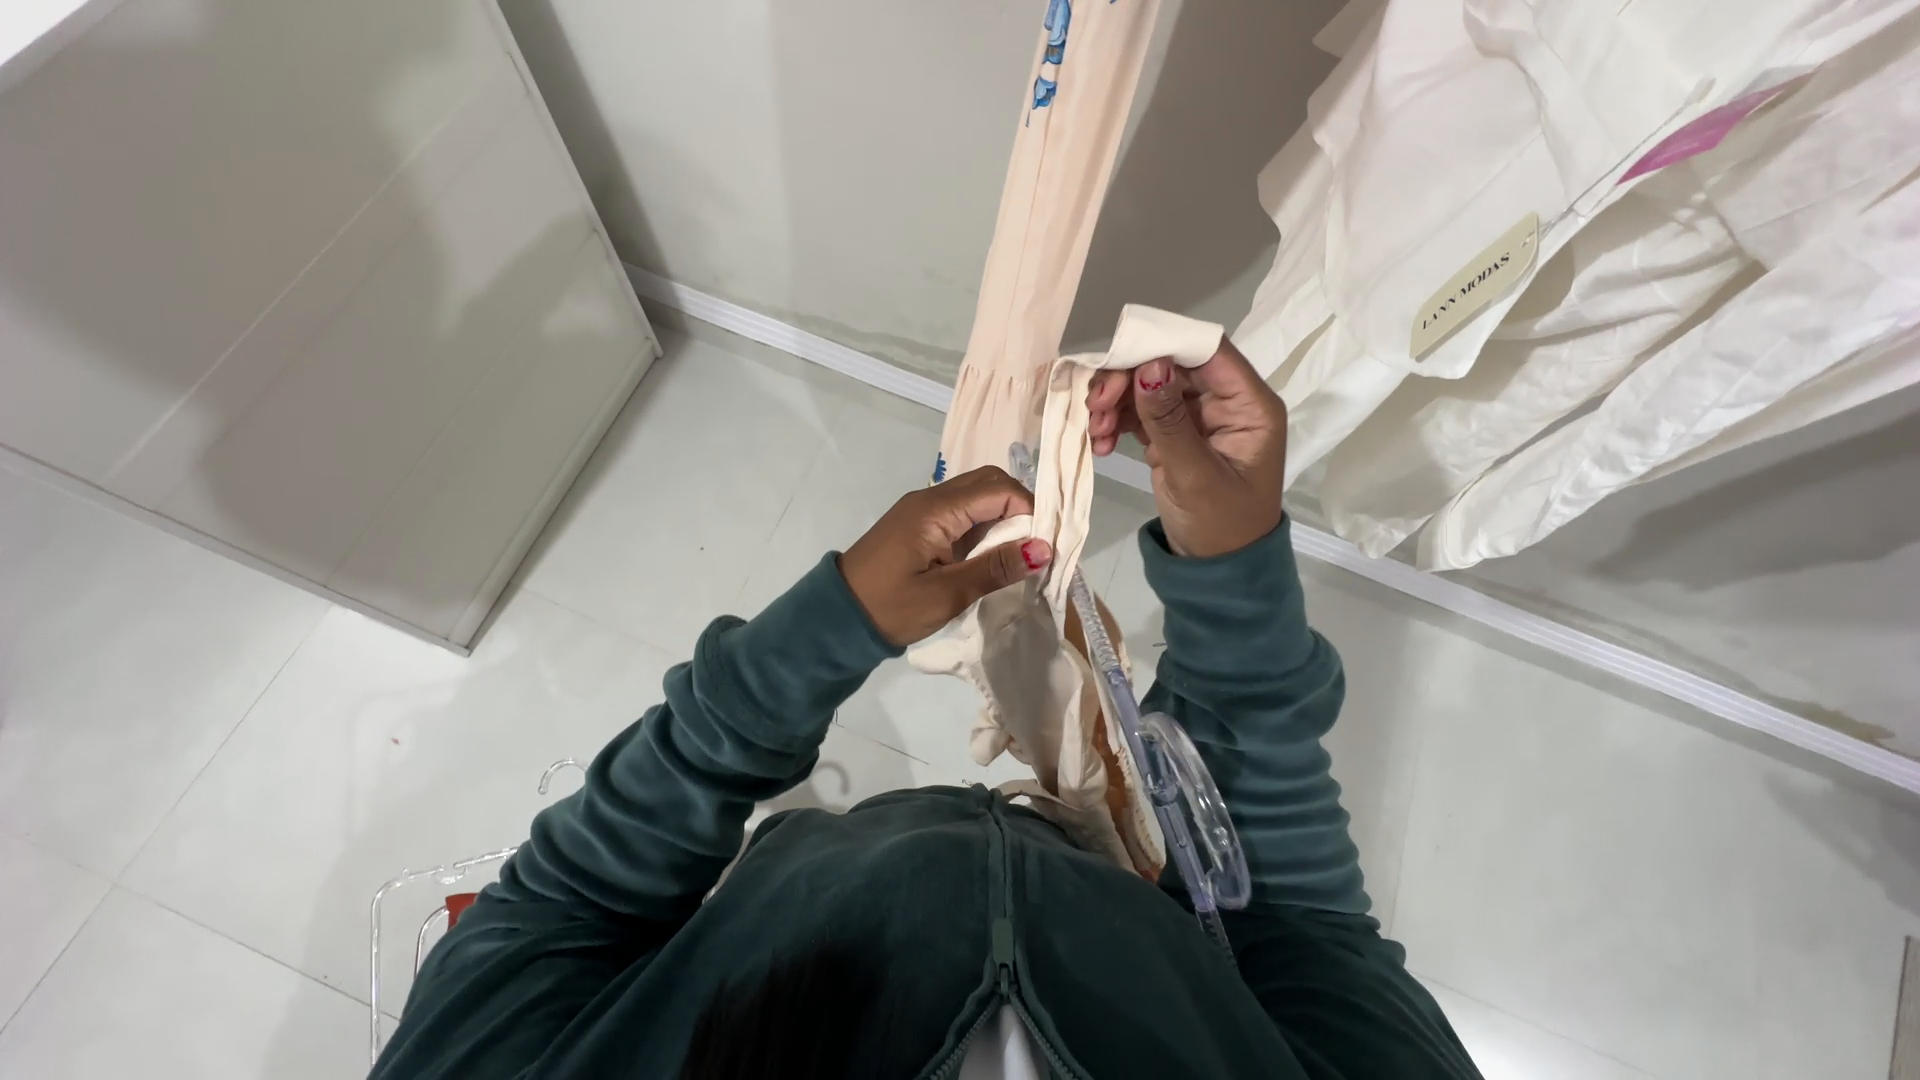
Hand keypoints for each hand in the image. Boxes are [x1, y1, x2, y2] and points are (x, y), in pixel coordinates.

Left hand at [838, 466, 1053, 645]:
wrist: (837, 618)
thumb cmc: (891, 608)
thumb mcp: (947, 594)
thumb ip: (995, 568)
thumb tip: (1043, 548)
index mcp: (935, 509)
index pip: (998, 488)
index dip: (1029, 510)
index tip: (1045, 545)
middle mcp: (930, 499)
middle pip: (988, 482)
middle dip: (1019, 507)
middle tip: (1036, 547)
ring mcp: (922, 510)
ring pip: (976, 496)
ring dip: (1002, 517)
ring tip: (1019, 554)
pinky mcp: (919, 526)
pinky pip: (961, 513)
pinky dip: (983, 527)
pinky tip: (992, 556)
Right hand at [1086, 337, 1285, 557]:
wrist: (1217, 571)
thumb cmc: (1221, 526)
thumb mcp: (1195, 475)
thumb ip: (1170, 421)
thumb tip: (1150, 365)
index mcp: (1249, 405)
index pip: (1208, 351)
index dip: (1163, 344)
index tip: (1118, 359)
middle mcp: (1225, 402)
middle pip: (1170, 365)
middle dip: (1129, 380)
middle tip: (1096, 405)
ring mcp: (1197, 418)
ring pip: (1149, 386)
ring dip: (1116, 403)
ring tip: (1095, 431)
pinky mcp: (1174, 434)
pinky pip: (1140, 413)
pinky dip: (1116, 422)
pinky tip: (1100, 444)